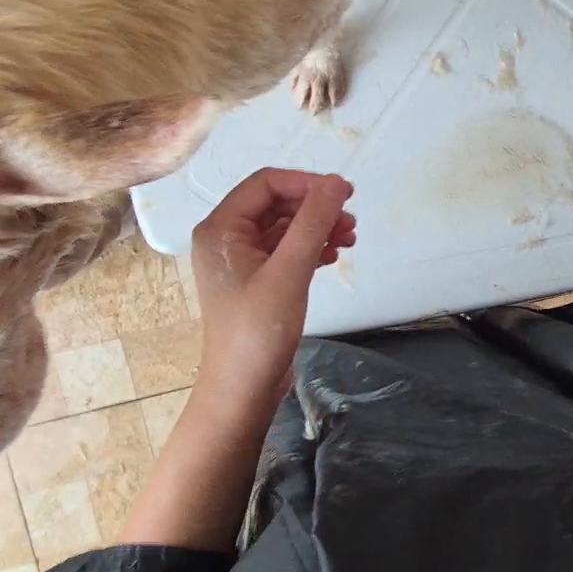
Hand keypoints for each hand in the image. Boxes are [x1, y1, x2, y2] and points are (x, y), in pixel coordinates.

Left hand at [188, 169, 355, 399]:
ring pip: (285, 228)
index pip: (266, 184)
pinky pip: (286, 251)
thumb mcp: (289, 271)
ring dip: (318, 228)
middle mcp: (226, 238)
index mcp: (221, 228)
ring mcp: (240, 261)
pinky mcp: (256, 282)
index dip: (307, 183)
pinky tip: (333, 256)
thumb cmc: (259, 329)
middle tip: (352, 220)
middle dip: (316, 208)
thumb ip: (313, 222)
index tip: (345, 194)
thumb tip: (337, 183)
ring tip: (350, 238)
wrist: (243, 388)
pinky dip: (311, 248)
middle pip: (277, 204)